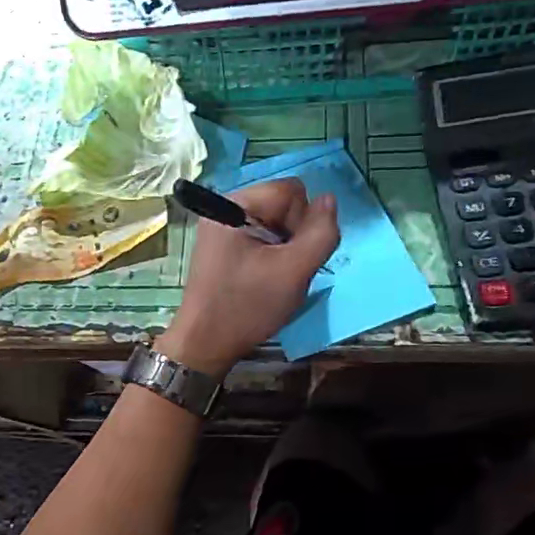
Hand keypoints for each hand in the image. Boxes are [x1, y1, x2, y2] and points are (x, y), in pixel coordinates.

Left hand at [157, 179, 339, 376]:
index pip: (292, 190)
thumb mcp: (294, 271)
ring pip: (275, 224)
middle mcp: (224, 208)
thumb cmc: (248, 306)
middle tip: (283, 271)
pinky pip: (260, 239)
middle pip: (283, 204)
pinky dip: (270, 258)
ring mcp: (221, 228)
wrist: (205, 344)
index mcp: (235, 205)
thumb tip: (329, 199)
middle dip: (293, 235)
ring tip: (272, 279)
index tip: (291, 254)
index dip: (303, 220)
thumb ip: (320, 232)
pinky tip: (262, 282)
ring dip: (284, 250)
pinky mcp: (221, 247)